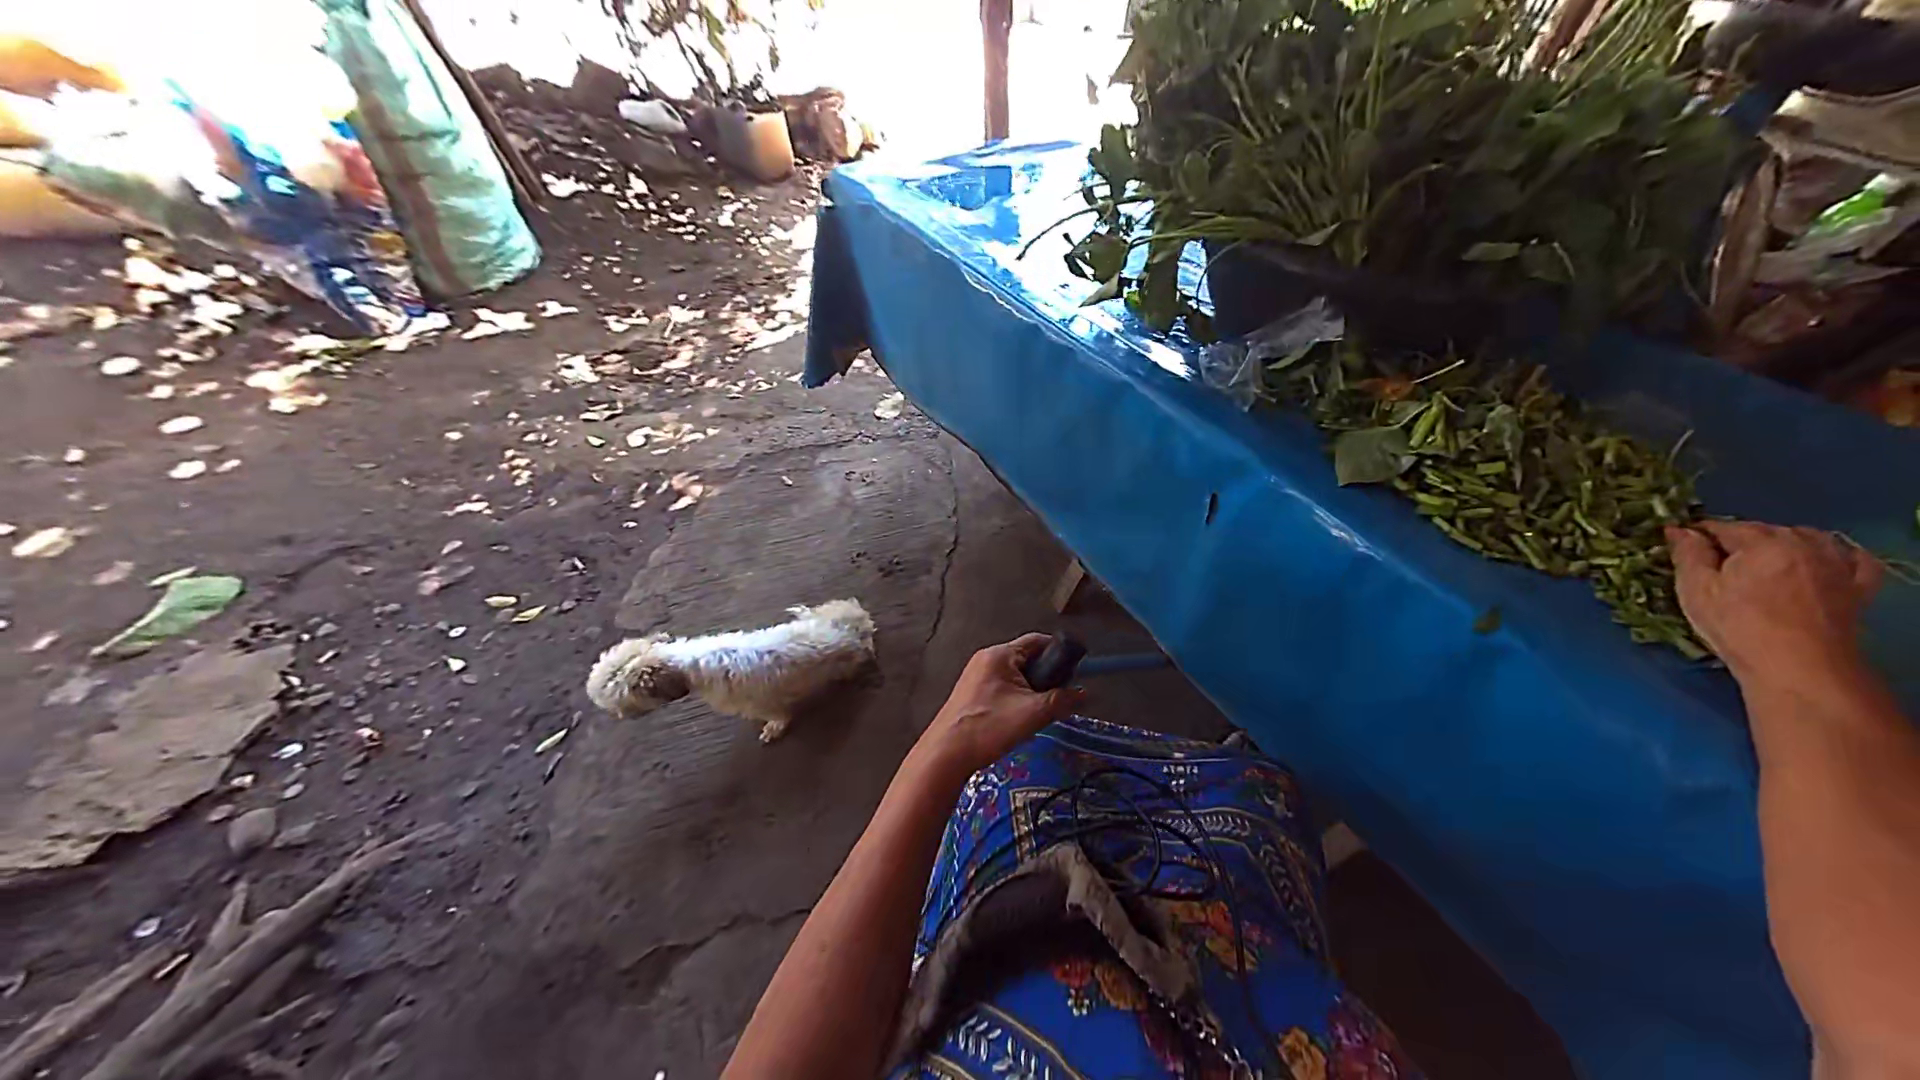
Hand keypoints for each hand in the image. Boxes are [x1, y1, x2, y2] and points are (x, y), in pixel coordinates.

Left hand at [911, 634, 1083, 780]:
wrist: (947, 754)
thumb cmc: (988, 727)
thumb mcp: (1034, 713)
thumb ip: (1063, 700)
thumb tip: (1083, 694)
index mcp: (999, 655)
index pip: (1038, 641)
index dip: (1059, 654)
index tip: (1074, 672)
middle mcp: (986, 660)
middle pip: (1027, 659)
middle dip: (1045, 678)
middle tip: (1057, 699)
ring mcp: (976, 677)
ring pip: (1016, 677)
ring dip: (1031, 693)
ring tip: (1038, 714)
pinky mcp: (972, 695)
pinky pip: (1002, 690)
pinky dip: (1016, 701)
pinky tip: (1018, 722)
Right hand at [1667, 521, 1883, 688]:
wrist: (1798, 665)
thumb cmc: (1737, 625)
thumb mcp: (1696, 589)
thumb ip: (1688, 554)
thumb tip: (1678, 530)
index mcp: (1761, 543)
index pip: (1723, 526)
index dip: (1697, 534)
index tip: (1682, 546)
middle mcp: (1804, 545)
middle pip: (1765, 530)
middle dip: (1739, 539)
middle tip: (1715, 561)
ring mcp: (1838, 564)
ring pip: (1808, 537)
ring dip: (1783, 541)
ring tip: (1761, 560)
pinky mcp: (1858, 585)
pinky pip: (1852, 557)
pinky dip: (1835, 553)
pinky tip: (1821, 560)